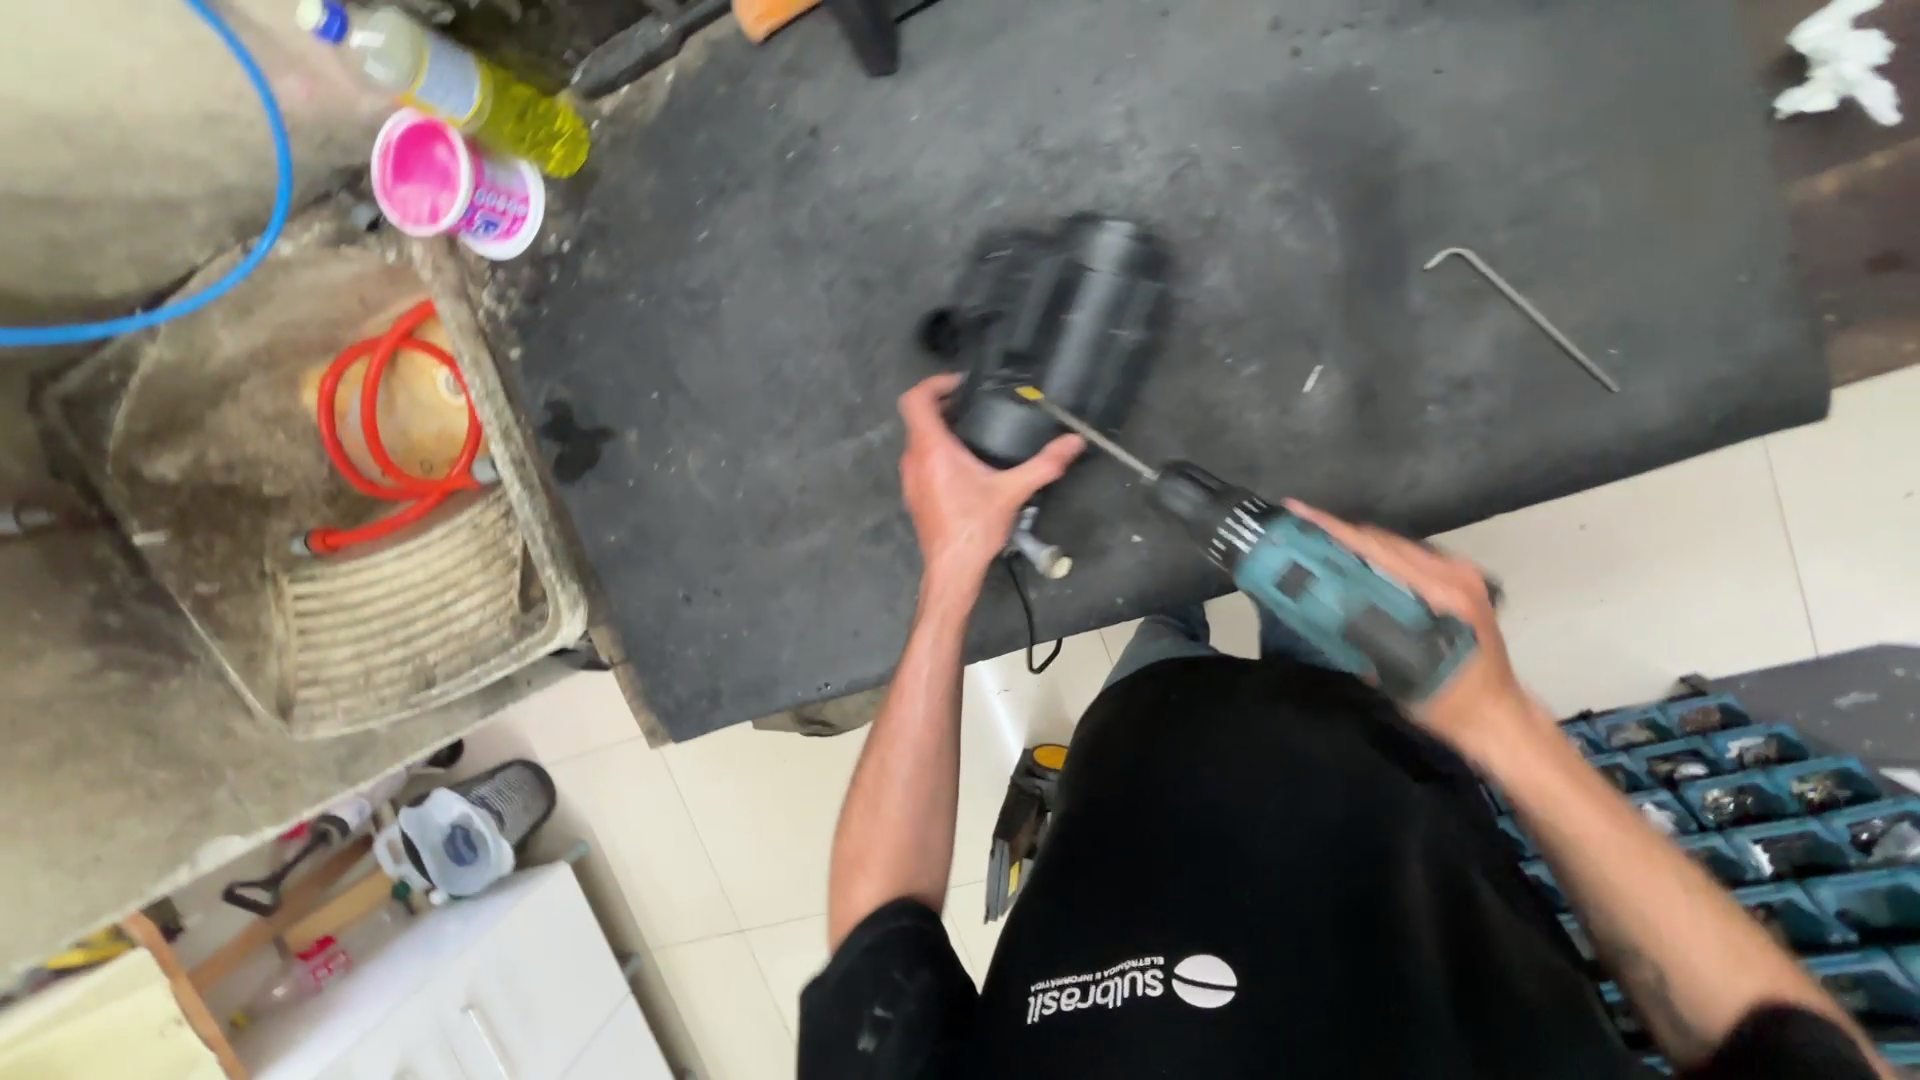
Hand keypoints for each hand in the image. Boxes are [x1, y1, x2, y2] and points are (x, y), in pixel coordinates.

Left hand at [897, 374, 1084, 593]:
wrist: (952, 570)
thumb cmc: (975, 528)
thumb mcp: (1013, 492)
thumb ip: (1044, 464)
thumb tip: (1073, 442)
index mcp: (932, 449)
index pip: (916, 400)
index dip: (934, 383)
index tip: (960, 384)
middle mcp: (913, 459)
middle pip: (918, 418)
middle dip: (945, 407)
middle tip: (974, 406)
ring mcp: (910, 479)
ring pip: (918, 441)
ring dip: (940, 431)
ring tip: (972, 432)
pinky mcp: (914, 495)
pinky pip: (921, 461)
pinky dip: (937, 453)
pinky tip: (965, 466)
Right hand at [1283, 500, 1543, 758]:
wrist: (1495, 715)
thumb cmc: (1442, 699)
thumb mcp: (1391, 670)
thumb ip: (1356, 630)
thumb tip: (1311, 601)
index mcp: (1439, 592)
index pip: (1375, 549)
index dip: (1332, 529)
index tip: (1297, 511)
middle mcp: (1452, 573)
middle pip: (1383, 540)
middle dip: (1337, 532)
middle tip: (1296, 528)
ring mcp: (1460, 573)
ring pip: (1394, 544)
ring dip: (1354, 543)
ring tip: (1316, 541)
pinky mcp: (1460, 579)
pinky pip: (1407, 556)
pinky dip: (1375, 554)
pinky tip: (1352, 561)